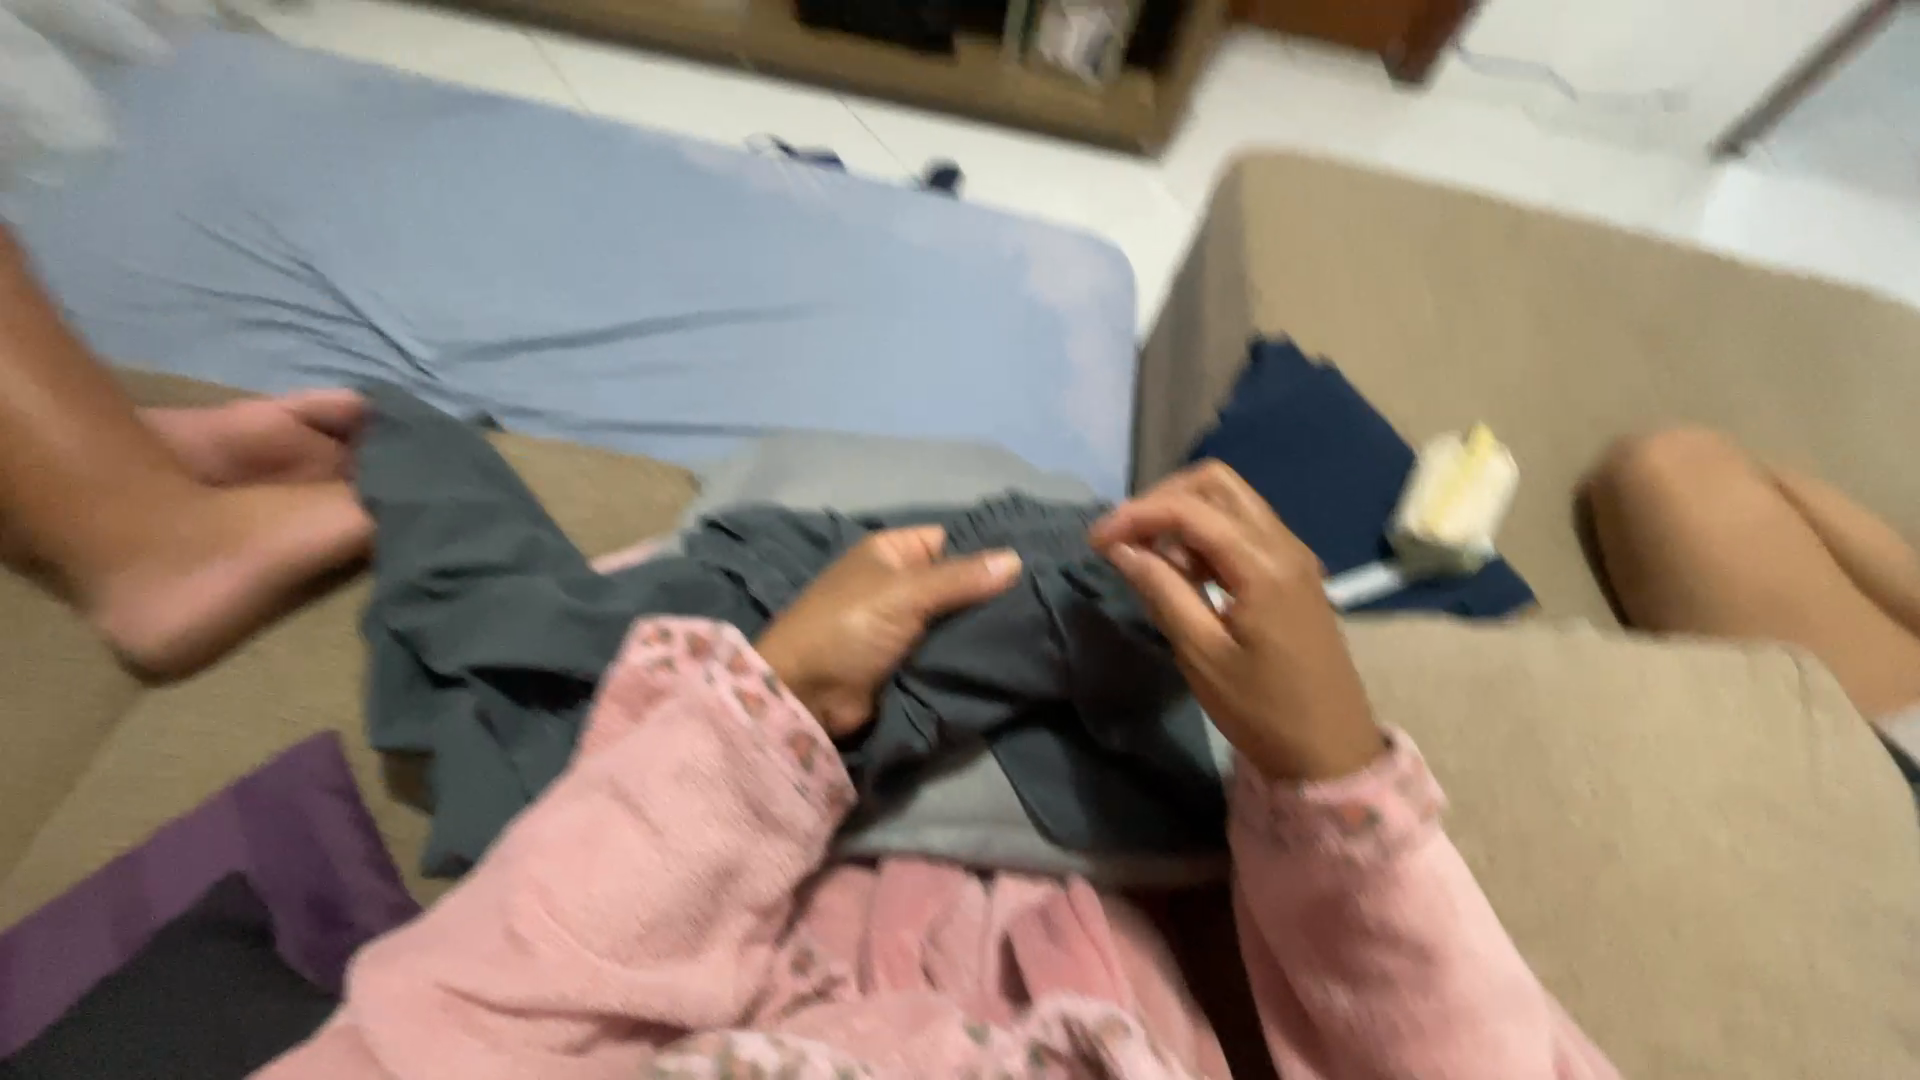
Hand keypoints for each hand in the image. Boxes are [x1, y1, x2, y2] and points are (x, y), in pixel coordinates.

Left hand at [756, 527, 1022, 737]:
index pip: (950, 540)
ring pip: (955, 619)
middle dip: (990, 593)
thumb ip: (961, 578)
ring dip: (983, 628)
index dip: (986, 550)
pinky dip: (968, 653)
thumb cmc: (848, 627)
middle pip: (956, 582)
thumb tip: (1016, 559)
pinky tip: (1009, 654)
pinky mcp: (908, 660)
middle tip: (1044, 602)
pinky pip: (946, 650)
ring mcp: (904, 623)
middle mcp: (899, 582)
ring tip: (1036, 627)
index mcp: (892, 552)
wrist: (806, 695)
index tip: (1034, 563)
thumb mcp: (905, 593)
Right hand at [1090, 461, 1384, 782]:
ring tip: (1151, 562)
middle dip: (1162, 500)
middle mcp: (1283, 544)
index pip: (1189, 509)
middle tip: (1126, 538)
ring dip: (1183, 517)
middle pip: (1216, 484)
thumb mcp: (1201, 652)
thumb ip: (1161, 589)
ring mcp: (1293, 556)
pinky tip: (1185, 573)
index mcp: (1263, 564)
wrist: (1331, 751)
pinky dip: (1206, 536)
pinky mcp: (1292, 573)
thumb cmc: (1262, 709)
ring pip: (1230, 503)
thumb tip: (1121, 547)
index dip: (1135, 515)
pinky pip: (1243, 530)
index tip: (1095, 541)